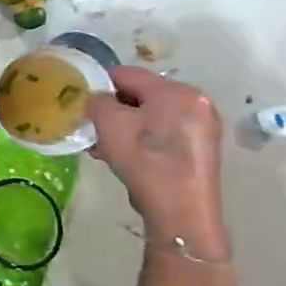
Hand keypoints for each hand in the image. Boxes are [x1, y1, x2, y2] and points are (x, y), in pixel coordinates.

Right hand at [85, 67, 228, 257]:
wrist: (181, 212)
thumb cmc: (145, 160)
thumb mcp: (109, 124)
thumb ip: (97, 100)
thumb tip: (98, 99)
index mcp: (177, 90)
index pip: (127, 74)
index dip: (99, 84)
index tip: (82, 103)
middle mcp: (196, 101)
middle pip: (142, 94)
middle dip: (114, 109)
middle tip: (93, 129)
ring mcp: (203, 126)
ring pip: (151, 115)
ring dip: (125, 126)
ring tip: (104, 147)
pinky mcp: (202, 148)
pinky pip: (164, 131)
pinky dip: (142, 138)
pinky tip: (125, 156)